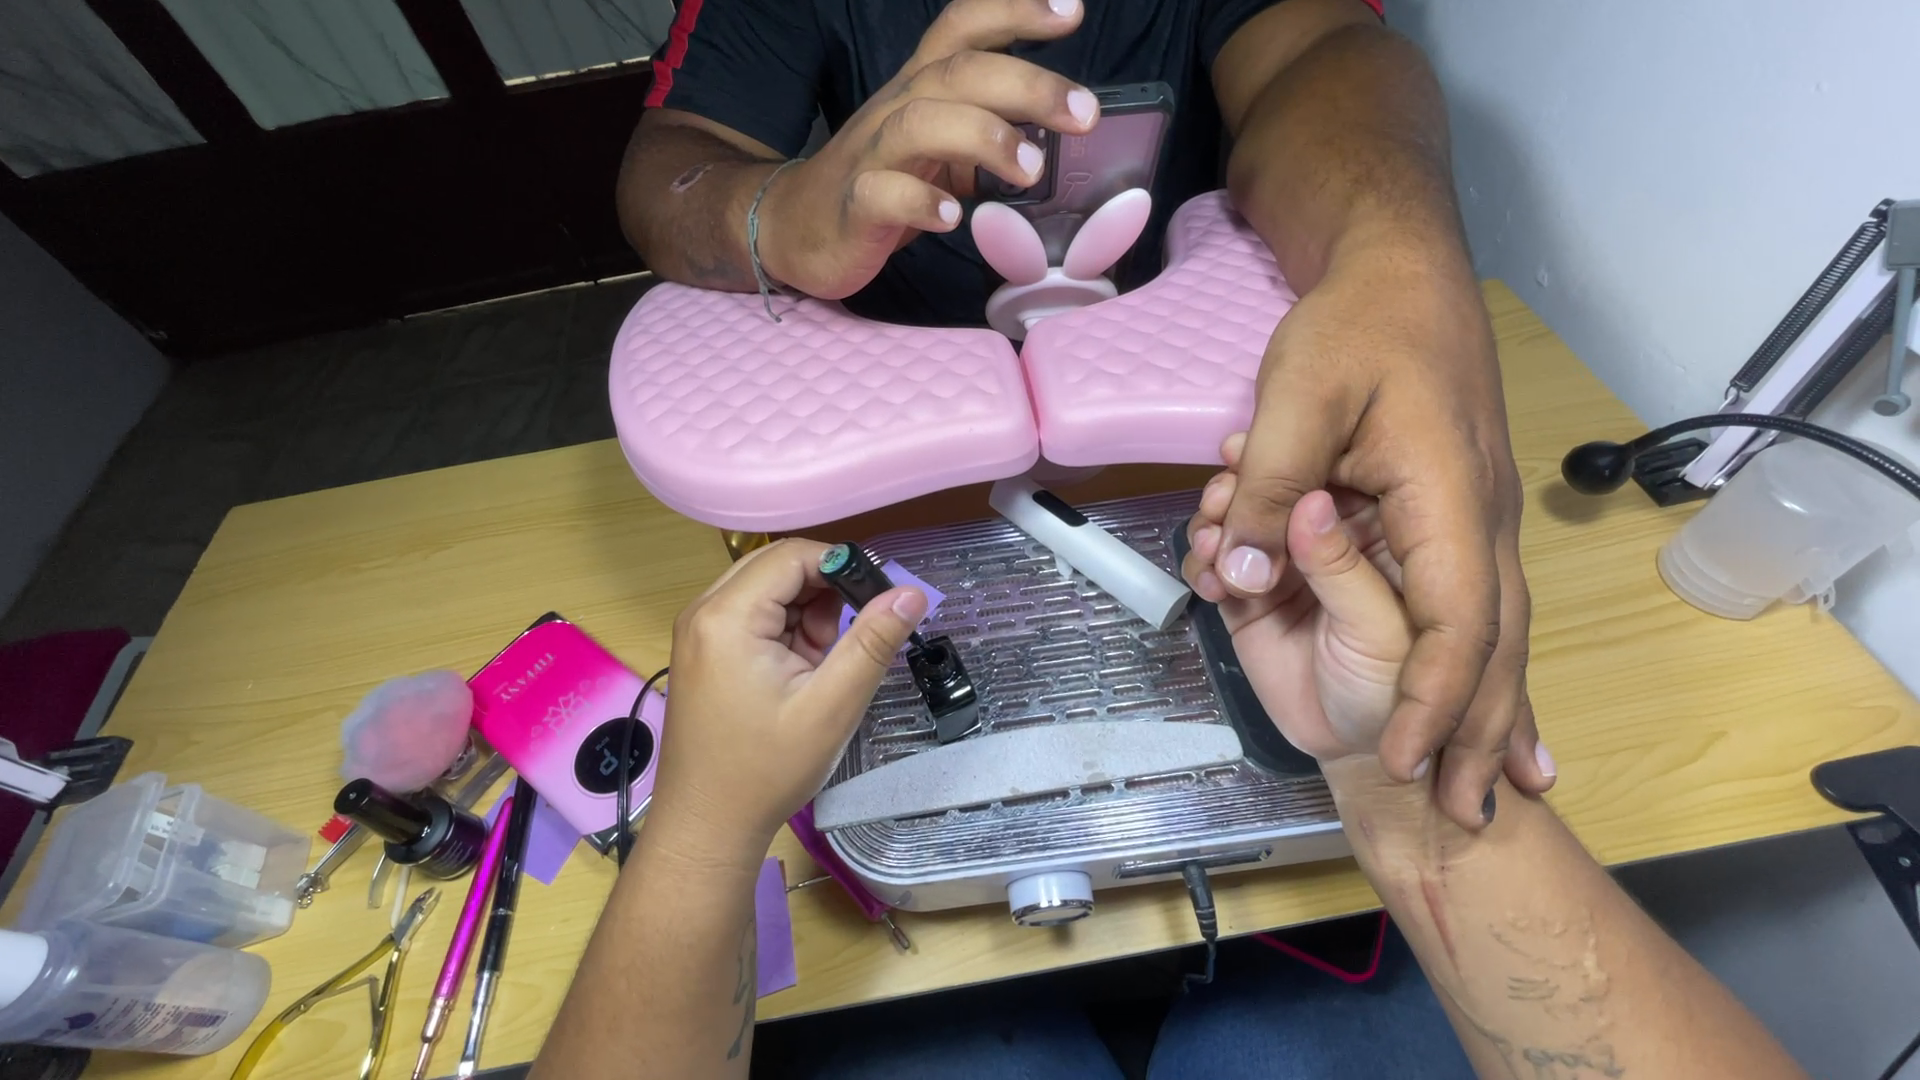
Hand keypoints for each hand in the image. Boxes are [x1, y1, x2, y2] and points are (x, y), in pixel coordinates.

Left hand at [653, 539, 926, 858]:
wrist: (707, 825)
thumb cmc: (766, 770)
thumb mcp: (831, 706)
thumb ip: (873, 642)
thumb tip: (912, 592)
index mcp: (727, 617)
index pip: (792, 555)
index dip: (842, 566)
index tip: (876, 601)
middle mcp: (704, 611)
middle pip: (778, 566)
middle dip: (823, 592)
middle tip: (845, 642)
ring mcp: (699, 630)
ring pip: (769, 589)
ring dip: (807, 613)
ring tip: (820, 667)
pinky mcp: (704, 649)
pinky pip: (755, 614)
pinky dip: (788, 631)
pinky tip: (799, 673)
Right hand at [757, 0, 1096, 299]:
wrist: (796, 226)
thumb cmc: (879, 183)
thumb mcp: (934, 150)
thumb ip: (981, 138)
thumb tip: (1048, 144)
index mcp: (920, 89)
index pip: (964, 28)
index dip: (1015, 9)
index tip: (1073, 11)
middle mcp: (896, 109)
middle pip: (958, 72)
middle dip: (1027, 85)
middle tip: (1085, 114)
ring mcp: (871, 156)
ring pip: (922, 123)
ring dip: (983, 138)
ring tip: (1030, 169)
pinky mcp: (854, 206)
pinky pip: (883, 196)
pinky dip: (922, 204)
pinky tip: (955, 219)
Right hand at [1186, 481, 1411, 759]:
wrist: (1340, 749)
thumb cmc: (1386, 693)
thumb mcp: (1379, 631)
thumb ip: (1343, 568)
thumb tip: (1308, 501)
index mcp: (1377, 533)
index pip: (1329, 477)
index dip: (1288, 461)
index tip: (1244, 450)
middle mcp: (1325, 537)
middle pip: (1274, 490)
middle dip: (1240, 490)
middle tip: (1219, 497)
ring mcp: (1281, 561)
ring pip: (1238, 520)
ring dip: (1216, 525)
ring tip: (1209, 542)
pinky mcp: (1243, 590)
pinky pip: (1213, 562)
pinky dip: (1202, 563)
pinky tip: (1206, 579)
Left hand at [1189, 260, 1552, 828]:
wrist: (1402, 274)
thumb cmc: (1353, 331)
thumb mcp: (1294, 404)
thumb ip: (1268, 496)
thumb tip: (1242, 578)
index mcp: (1451, 501)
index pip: (1457, 623)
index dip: (1433, 701)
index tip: (1403, 764)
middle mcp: (1480, 520)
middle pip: (1492, 641)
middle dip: (1475, 729)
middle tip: (1463, 810)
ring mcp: (1473, 515)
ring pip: (1485, 625)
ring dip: (1480, 704)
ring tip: (1477, 780)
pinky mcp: (1451, 507)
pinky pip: (1460, 594)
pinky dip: (1463, 652)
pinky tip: (1469, 693)